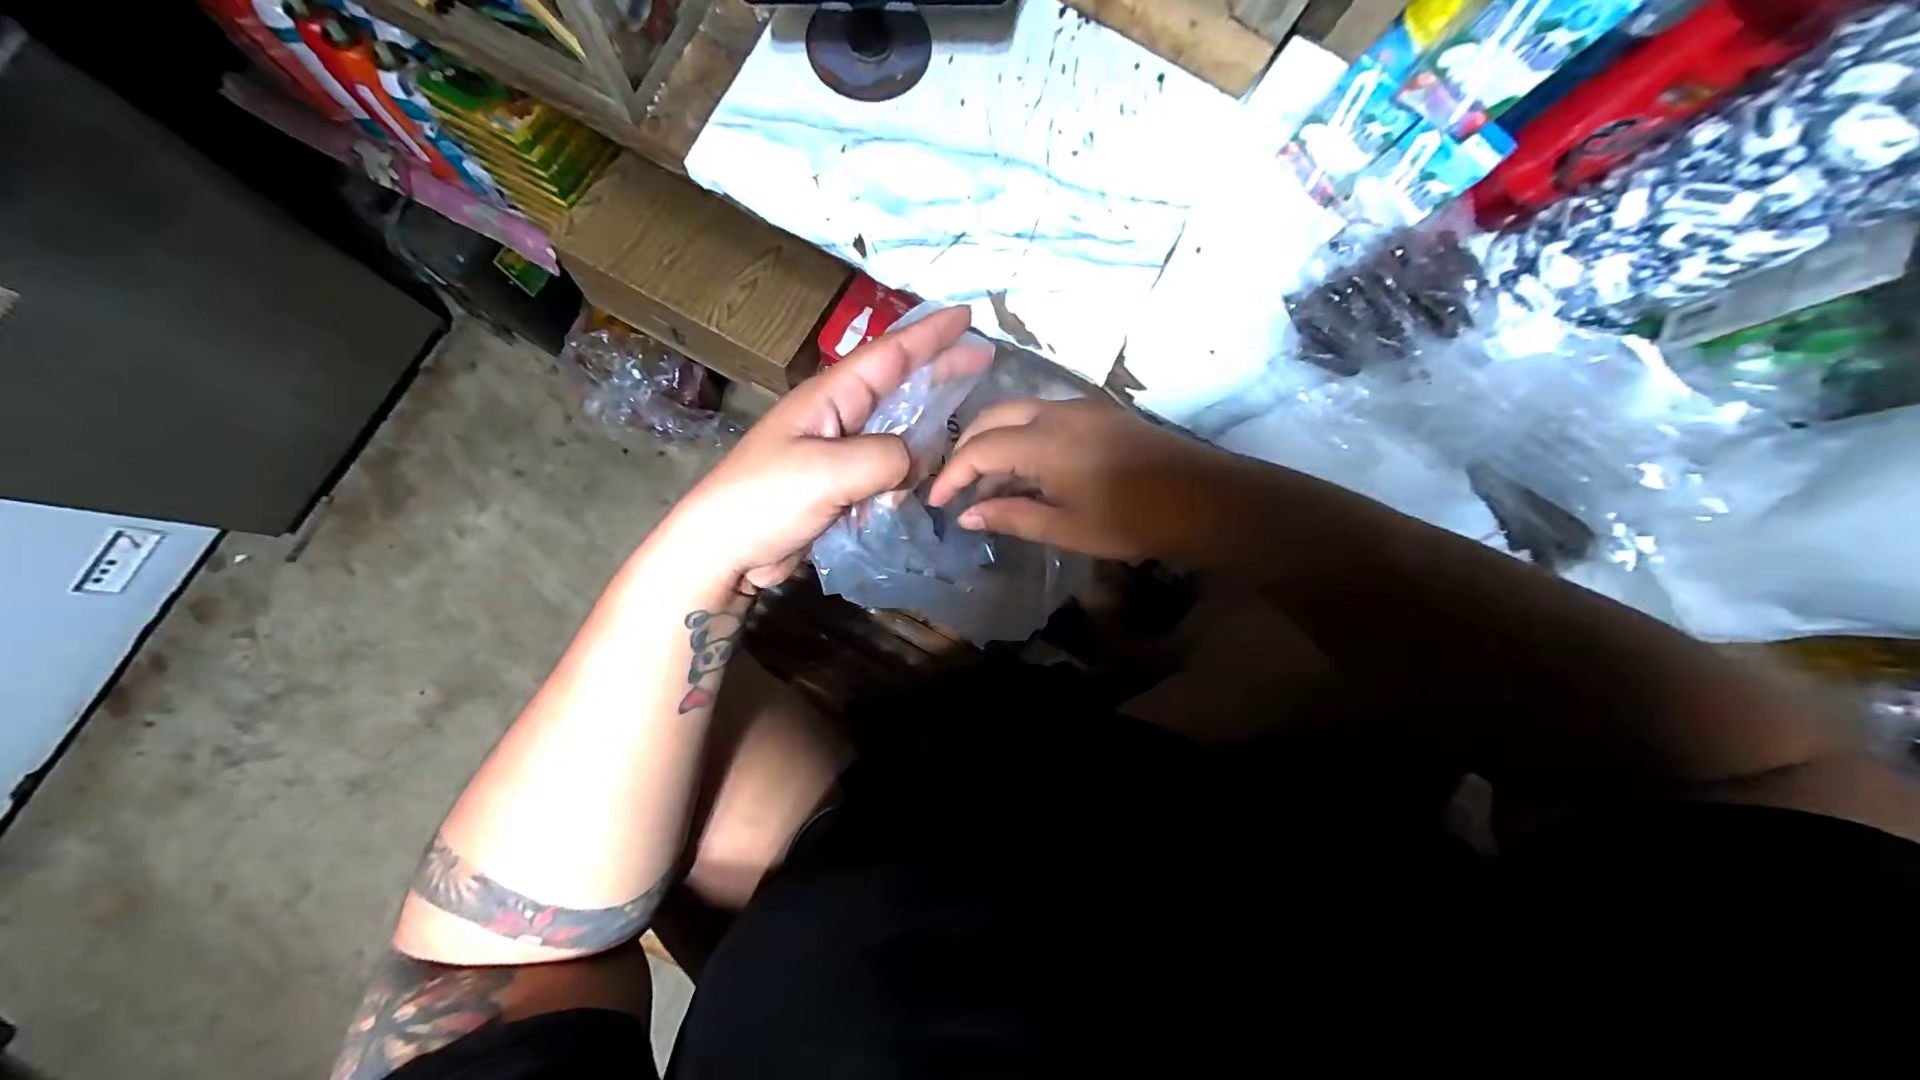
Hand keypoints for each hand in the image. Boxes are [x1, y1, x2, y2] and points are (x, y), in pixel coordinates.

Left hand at [660, 306, 993, 592]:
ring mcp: (836, 451)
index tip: (967, 316)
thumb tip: (916, 462)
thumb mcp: (829, 471)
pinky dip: (911, 462)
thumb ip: (886, 458)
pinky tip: (932, 467)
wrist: (724, 550)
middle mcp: (836, 416)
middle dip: (938, 368)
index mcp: (830, 397)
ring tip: (966, 411)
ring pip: (895, 425)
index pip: (888, 355)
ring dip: (929, 417)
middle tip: (982, 358)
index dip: (929, 335)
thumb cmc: (766, 499)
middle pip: (896, 383)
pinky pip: (886, 464)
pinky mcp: (838, 484)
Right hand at [927, 398, 1237, 560]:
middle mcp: (1057, 412)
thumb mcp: (1066, 527)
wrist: (1203, 498)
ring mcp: (1080, 407)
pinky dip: (1020, 437)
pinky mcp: (1097, 412)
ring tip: (987, 484)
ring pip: (1017, 411)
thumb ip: (1011, 516)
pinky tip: (1023, 471)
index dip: (952, 474)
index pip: (979, 448)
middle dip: (966, 448)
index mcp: (1045, 441)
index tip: (937, 501)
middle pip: (993, 417)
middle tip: (955, 485)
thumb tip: (967, 515)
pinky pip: (1042, 415)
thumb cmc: (1132, 520)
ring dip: (994, 441)